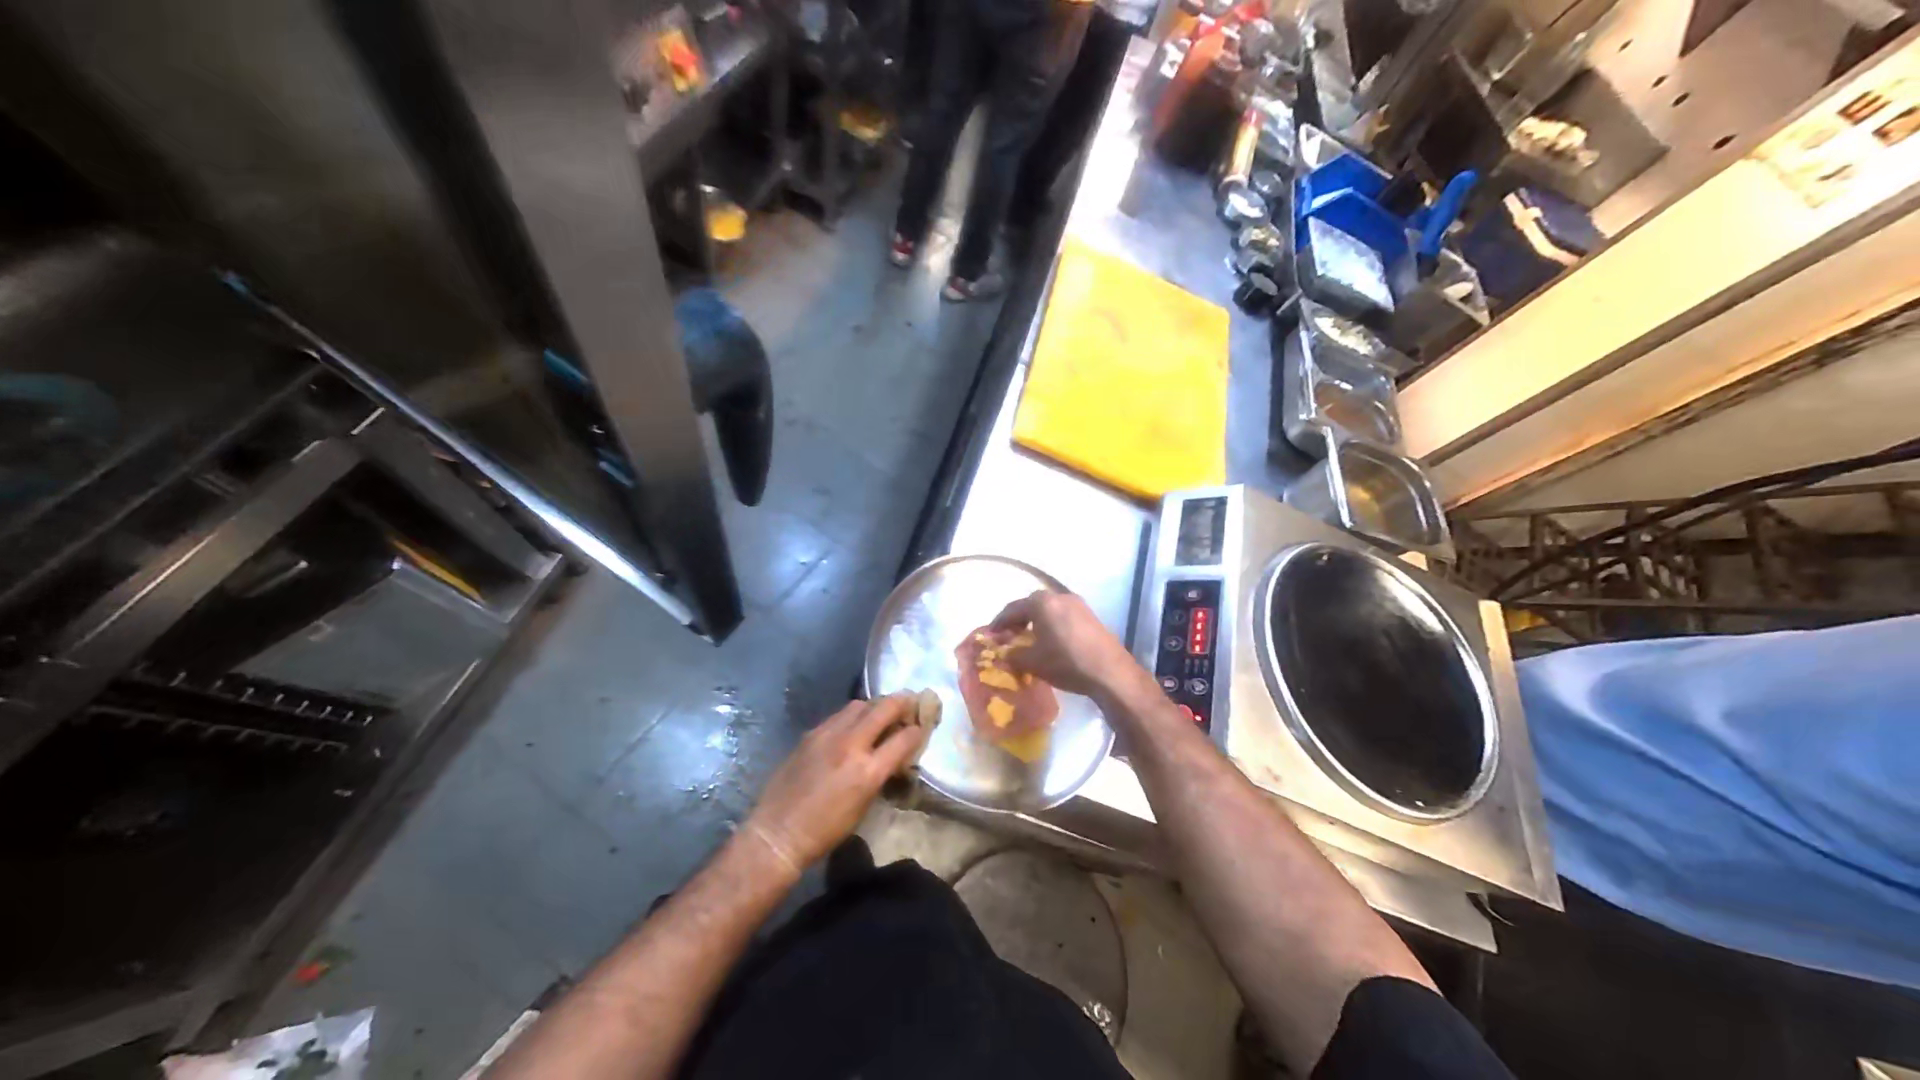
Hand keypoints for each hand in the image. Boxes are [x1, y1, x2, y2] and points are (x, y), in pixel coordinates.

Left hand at [742, 694, 928, 872]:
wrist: (778, 832)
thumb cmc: (826, 830)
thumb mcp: (864, 805)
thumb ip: (881, 773)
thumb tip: (894, 755)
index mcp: (868, 770)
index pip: (904, 738)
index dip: (918, 730)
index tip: (923, 727)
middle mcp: (850, 744)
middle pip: (884, 707)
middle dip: (902, 703)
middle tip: (910, 703)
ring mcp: (828, 734)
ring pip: (859, 705)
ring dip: (875, 706)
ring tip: (881, 713)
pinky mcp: (811, 733)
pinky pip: (838, 715)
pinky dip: (852, 716)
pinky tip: (853, 726)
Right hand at [991, 591, 1148, 702]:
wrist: (1109, 672)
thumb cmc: (1065, 662)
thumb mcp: (1032, 662)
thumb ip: (1012, 654)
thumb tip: (1004, 652)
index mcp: (1041, 603)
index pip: (1012, 609)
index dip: (998, 623)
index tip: (990, 635)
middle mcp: (1059, 596)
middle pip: (1031, 605)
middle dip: (1018, 620)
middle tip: (1008, 635)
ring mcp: (1078, 604)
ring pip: (1049, 609)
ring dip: (1036, 621)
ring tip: (1028, 639)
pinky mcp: (1090, 615)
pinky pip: (1063, 615)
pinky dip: (1051, 624)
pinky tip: (1050, 640)